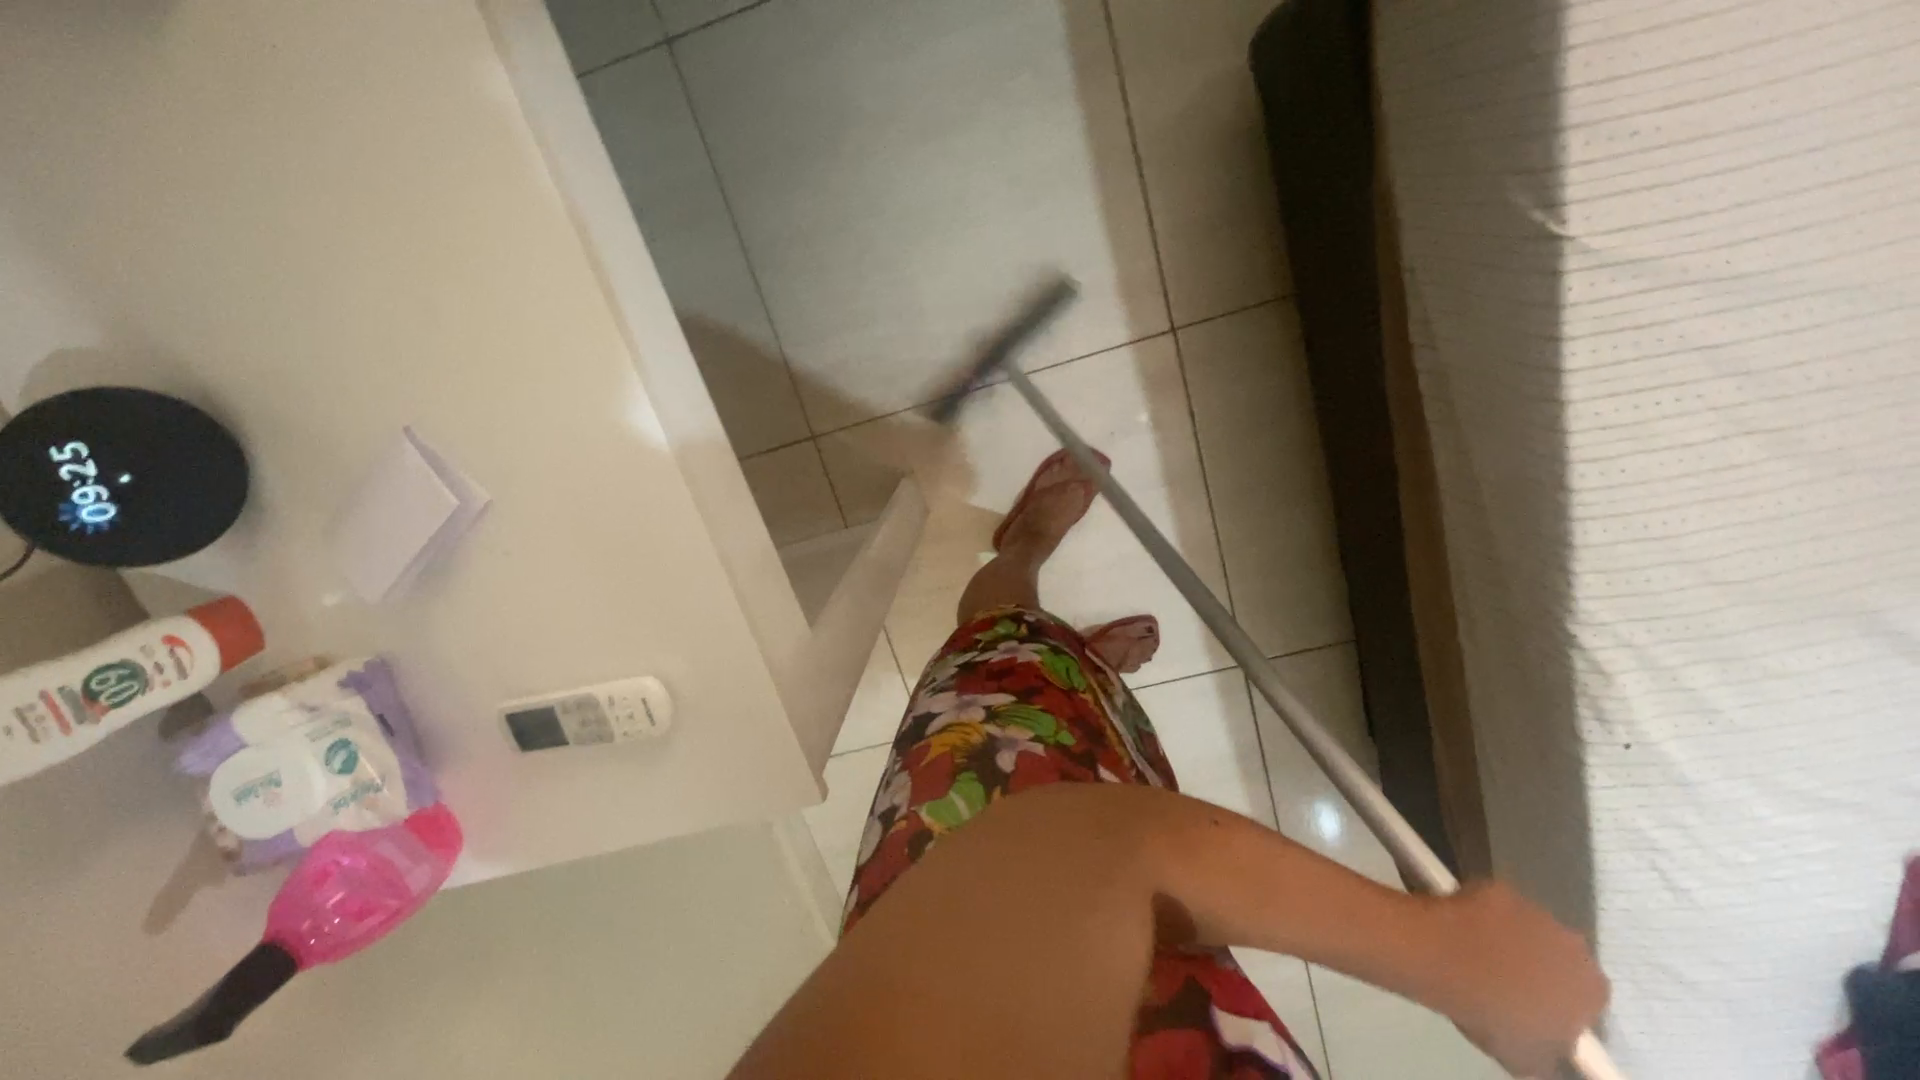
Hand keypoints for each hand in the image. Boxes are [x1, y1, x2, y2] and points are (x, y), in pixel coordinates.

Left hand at [1430, 882, 1608, 1077]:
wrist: (1445, 957)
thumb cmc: (1492, 1014)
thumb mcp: (1528, 1061)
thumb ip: (1549, 1062)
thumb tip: (1550, 1064)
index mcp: (1592, 990)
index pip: (1586, 1001)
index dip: (1559, 1007)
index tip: (1531, 1012)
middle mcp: (1574, 944)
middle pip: (1561, 959)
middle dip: (1539, 968)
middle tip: (1502, 982)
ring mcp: (1535, 909)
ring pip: (1528, 928)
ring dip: (1510, 939)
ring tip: (1475, 954)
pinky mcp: (1498, 887)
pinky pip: (1494, 905)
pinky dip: (1480, 914)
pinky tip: (1459, 927)